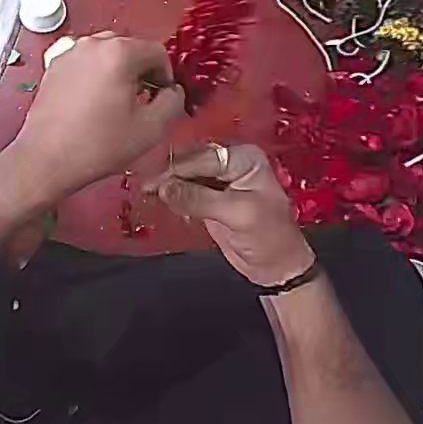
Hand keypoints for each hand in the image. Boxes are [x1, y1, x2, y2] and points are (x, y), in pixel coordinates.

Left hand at [0, 32, 184, 203]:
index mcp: (119, 52)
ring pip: (107, 53)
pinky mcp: (54, 66)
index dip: (165, 76)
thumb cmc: (97, 145)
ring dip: (119, 72)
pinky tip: (93, 102)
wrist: (46, 160)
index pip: (157, 51)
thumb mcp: (151, 128)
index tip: (161, 98)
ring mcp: (70, 52)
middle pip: (132, 48)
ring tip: (117, 103)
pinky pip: (86, 62)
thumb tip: (173, 92)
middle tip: (142, 103)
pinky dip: (96, 75)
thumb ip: (173, 102)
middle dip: (142, 72)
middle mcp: (93, 44)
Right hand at [149, 143, 315, 286]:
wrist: (277, 266)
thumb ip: (199, 199)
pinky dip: (173, 194)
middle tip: (145, 188)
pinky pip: (186, 189)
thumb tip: (163, 188)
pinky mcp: (210, 196)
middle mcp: (232, 161)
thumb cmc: (268, 236)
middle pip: (192, 162)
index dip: (177, 169)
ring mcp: (220, 178)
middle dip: (170, 174)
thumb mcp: (237, 215)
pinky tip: (159, 199)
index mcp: (245, 157)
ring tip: (147, 194)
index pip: (203, 157)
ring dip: (168, 184)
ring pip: (186, 174)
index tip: (152, 182)